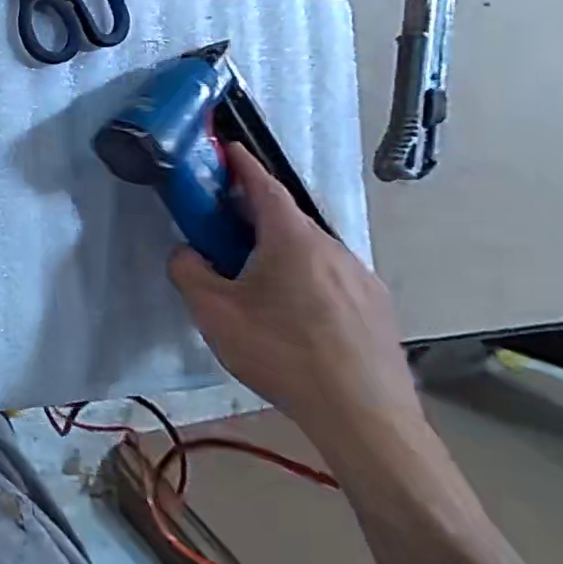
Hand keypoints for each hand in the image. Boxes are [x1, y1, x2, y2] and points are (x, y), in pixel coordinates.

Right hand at [168, 142, 418, 430]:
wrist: (364, 415)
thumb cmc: (282, 353)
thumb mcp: (215, 313)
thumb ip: (188, 272)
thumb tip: (186, 253)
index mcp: (290, 237)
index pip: (262, 183)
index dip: (241, 162)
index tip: (226, 147)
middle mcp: (330, 245)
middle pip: (285, 218)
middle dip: (253, 216)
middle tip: (224, 232)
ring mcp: (359, 276)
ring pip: (310, 250)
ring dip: (280, 252)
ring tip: (259, 286)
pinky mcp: (376, 306)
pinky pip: (332, 278)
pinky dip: (307, 279)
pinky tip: (298, 319)